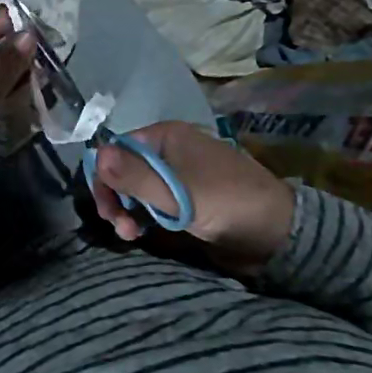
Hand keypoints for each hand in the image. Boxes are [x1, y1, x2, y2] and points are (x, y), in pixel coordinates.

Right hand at [90, 122, 295, 276]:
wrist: (276, 231)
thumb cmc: (227, 201)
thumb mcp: (178, 191)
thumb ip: (135, 176)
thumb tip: (96, 154)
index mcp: (166, 137)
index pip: (117, 150)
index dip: (106, 177)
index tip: (108, 208)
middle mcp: (168, 152)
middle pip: (123, 170)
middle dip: (116, 198)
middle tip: (120, 228)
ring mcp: (176, 176)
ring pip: (136, 190)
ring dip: (127, 211)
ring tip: (131, 235)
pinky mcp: (184, 199)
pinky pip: (152, 203)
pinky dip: (143, 217)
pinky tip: (141, 233)